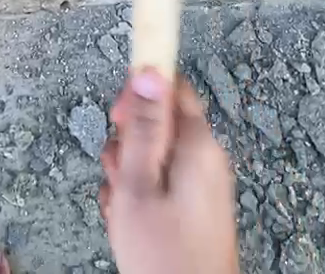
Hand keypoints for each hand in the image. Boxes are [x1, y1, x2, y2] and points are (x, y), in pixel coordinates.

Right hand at [99, 68, 238, 273]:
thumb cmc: (164, 257)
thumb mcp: (139, 182)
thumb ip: (143, 125)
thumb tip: (149, 70)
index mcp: (198, 145)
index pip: (170, 85)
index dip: (138, 94)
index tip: (118, 116)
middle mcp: (206, 159)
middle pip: (159, 122)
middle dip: (128, 141)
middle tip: (119, 172)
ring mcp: (202, 185)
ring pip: (154, 155)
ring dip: (128, 172)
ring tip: (123, 204)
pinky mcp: (195, 207)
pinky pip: (161, 182)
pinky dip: (141, 195)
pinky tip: (130, 219)